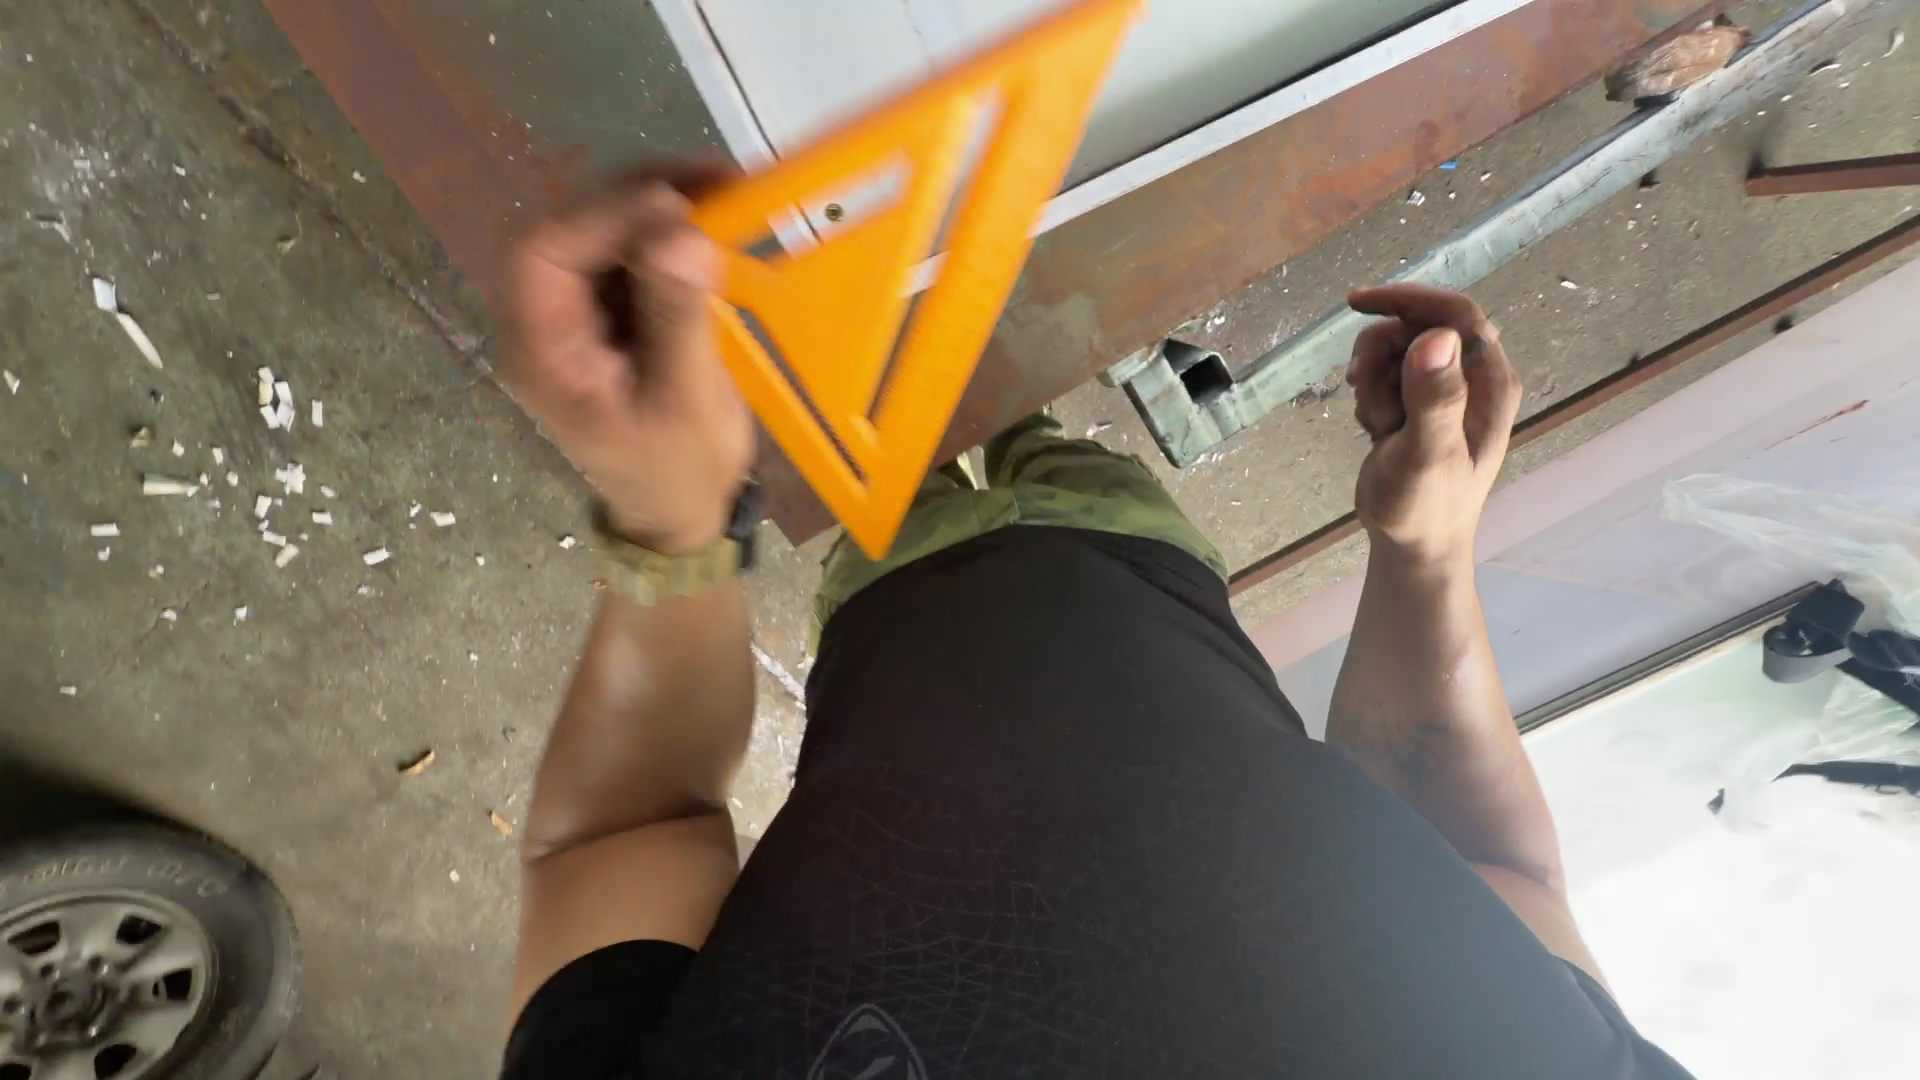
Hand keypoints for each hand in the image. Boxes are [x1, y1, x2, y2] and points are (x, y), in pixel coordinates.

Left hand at [504, 163, 753, 553]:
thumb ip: (679, 319)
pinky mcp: (616, 319)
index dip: (603, 215)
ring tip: (721, 193)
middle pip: (570, 232)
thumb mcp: (685, 402)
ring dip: (659, 210)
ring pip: (603, 238)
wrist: (682, 514)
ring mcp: (581, 318)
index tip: (675, 203)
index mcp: (542, 351)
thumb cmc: (678, 471)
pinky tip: (712, 227)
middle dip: (636, 201)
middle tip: (709, 182)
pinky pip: (633, 260)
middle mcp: (548, 323)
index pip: (545, 253)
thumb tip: (686, 235)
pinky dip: (672, 238)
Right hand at [1345, 284, 1521, 564]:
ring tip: (1375, 422)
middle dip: (1378, 350)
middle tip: (1355, 382)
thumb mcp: (1427, 453)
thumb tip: (1434, 338)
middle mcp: (1471, 379)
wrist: (1413, 543)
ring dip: (1370, 380)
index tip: (1355, 302)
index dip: (1407, 299)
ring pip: (1394, 352)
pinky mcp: (1415, 407)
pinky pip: (1384, 378)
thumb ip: (1434, 398)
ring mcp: (1441, 393)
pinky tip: (1374, 427)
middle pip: (1417, 328)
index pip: (1454, 315)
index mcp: (1489, 381)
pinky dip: (1369, 395)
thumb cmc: (1425, 505)